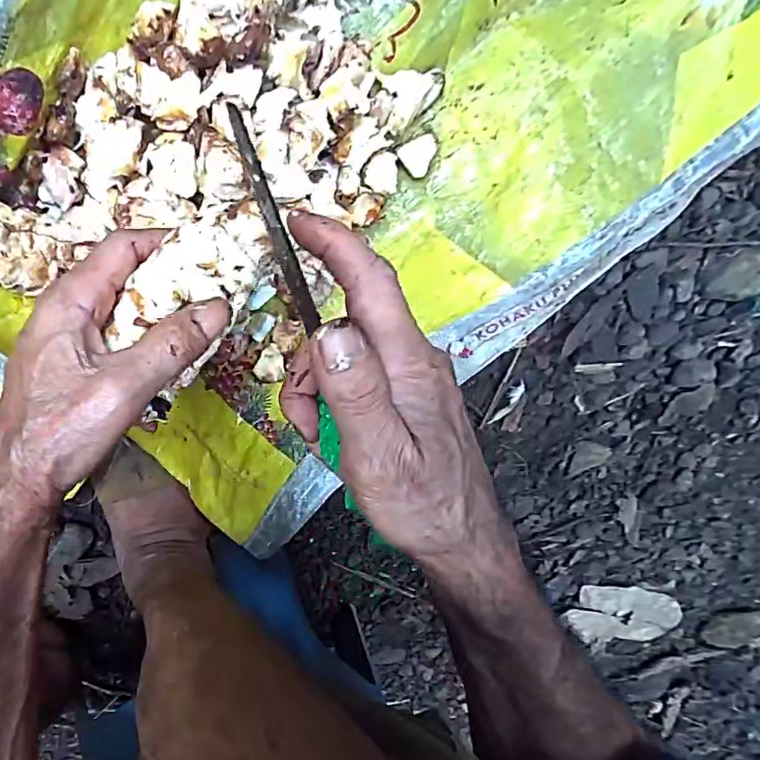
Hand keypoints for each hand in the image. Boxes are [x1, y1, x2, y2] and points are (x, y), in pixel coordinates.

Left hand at [0, 230, 229, 514]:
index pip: (121, 247)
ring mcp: (60, 338)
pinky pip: (107, 335)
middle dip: (166, 279)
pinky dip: (138, 336)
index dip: (164, 241)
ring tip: (194, 323)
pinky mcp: (63, 364)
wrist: (19, 479)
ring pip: (115, 308)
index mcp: (68, 301)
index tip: (205, 251)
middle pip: (119, 275)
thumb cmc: (62, 432)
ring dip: (154, 311)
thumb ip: (171, 345)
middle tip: (208, 292)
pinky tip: (160, 356)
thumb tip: (217, 307)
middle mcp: (60, 311)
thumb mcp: (123, 387)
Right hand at [278, 214, 511, 573]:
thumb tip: (328, 330)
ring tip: (331, 442)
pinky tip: (341, 441)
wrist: (458, 539)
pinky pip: (352, 383)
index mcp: (408, 363)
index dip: (335, 244)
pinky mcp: (402, 397)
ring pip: (340, 358)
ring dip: (318, 395)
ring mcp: (407, 378)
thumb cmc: (422, 503)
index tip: (300, 220)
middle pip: (341, 327)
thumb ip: (355, 391)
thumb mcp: (379, 454)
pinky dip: (332, 407)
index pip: (370, 283)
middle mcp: (411, 359)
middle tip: (311, 419)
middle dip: (309, 367)